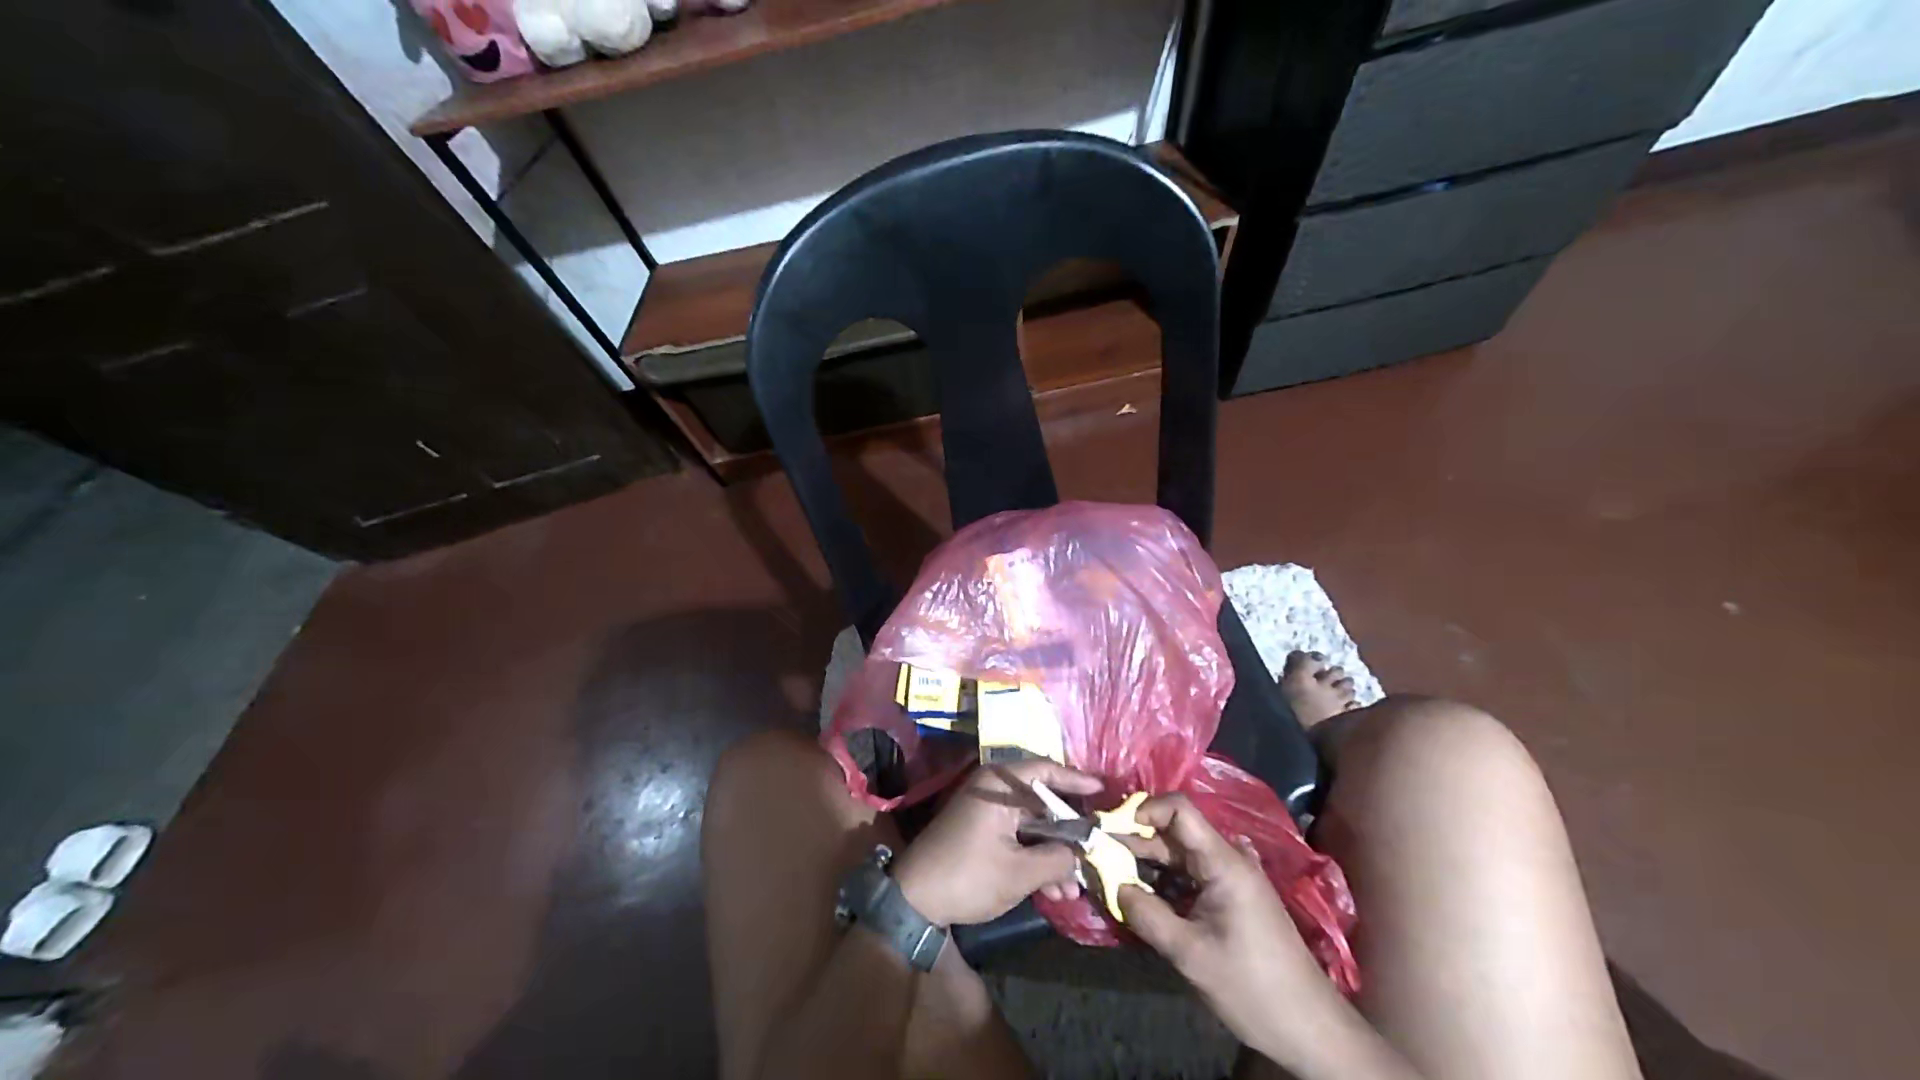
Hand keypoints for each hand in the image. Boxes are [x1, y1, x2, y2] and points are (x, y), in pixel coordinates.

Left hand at [890, 760, 1101, 926]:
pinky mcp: (981, 832)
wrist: (914, 900)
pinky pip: (1018, 837)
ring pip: (1032, 826)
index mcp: (1000, 786)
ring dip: (1054, 855)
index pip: (1046, 770)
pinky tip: (1054, 892)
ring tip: (1074, 889)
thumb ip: (1059, 858)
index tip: (1104, 791)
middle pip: (1043, 802)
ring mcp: (986, 811)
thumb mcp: (1021, 872)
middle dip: (1069, 834)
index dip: (1077, 781)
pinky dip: (1035, 860)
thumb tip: (1086, 851)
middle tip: (1095, 852)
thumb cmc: (969, 876)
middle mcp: (993, 790)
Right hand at [1116, 795, 1340, 1064]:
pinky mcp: (1232, 898)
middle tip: (1099, 854)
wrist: (1310, 1028)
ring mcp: (1232, 879)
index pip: (1180, 809)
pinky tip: (1141, 895)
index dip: (1144, 810)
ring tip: (1111, 873)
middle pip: (1175, 832)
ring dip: (1147, 861)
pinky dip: (1163, 879)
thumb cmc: (1252, 987)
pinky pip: (1190, 875)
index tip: (1112, 830)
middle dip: (1135, 839)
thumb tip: (1111, 884)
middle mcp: (1229, 860)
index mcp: (1224, 863)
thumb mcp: (1190, 955)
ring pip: (1180, 854)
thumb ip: (1146, 915)